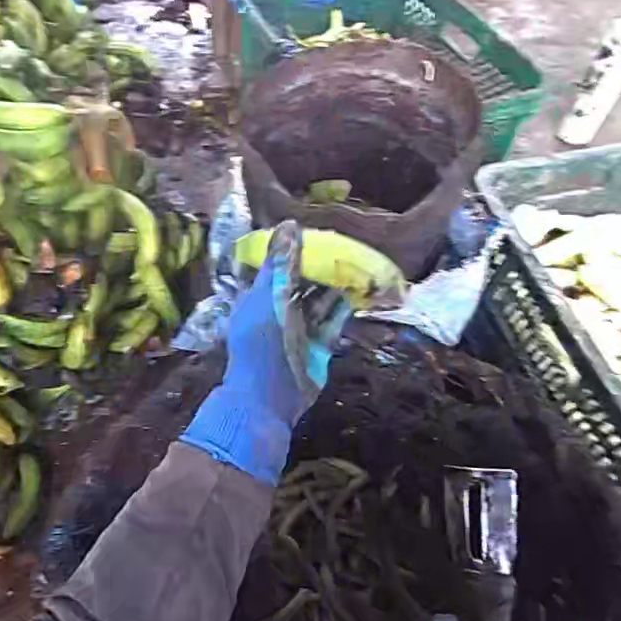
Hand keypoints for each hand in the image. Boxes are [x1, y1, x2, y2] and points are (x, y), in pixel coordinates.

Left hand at [181, 222, 351, 482]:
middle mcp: (280, 309)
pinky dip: (345, 306)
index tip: (318, 232)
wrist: (268, 396)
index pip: (279, 264)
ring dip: (337, 284)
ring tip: (358, 264)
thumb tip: (289, 223)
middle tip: (347, 247)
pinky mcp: (319, 344)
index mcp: (260, 295)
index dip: (296, 249)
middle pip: (304, 281)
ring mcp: (301, 327)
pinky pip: (334, 320)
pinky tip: (359, 290)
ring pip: (321, 299)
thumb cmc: (263, 342)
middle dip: (323, 266)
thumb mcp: (269, 297)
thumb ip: (281, 263)